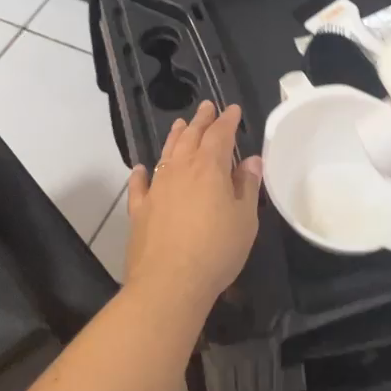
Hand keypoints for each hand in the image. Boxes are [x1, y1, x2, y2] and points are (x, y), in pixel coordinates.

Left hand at [122, 101, 263, 314]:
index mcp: (209, 168)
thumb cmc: (216, 251)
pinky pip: (139, 184)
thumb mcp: (245, 220)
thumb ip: (247, 187)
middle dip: (200, 121)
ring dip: (174, 137)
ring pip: (166, 154)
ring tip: (179, 124)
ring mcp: (156, 188)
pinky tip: (141, 168)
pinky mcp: (139, 210)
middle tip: (206, 107)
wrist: (169, 283)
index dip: (227, 121)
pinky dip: (141, 173)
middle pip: (190, 137)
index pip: (220, 135)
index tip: (232, 109)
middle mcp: (180, 170)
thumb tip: (251, 161)